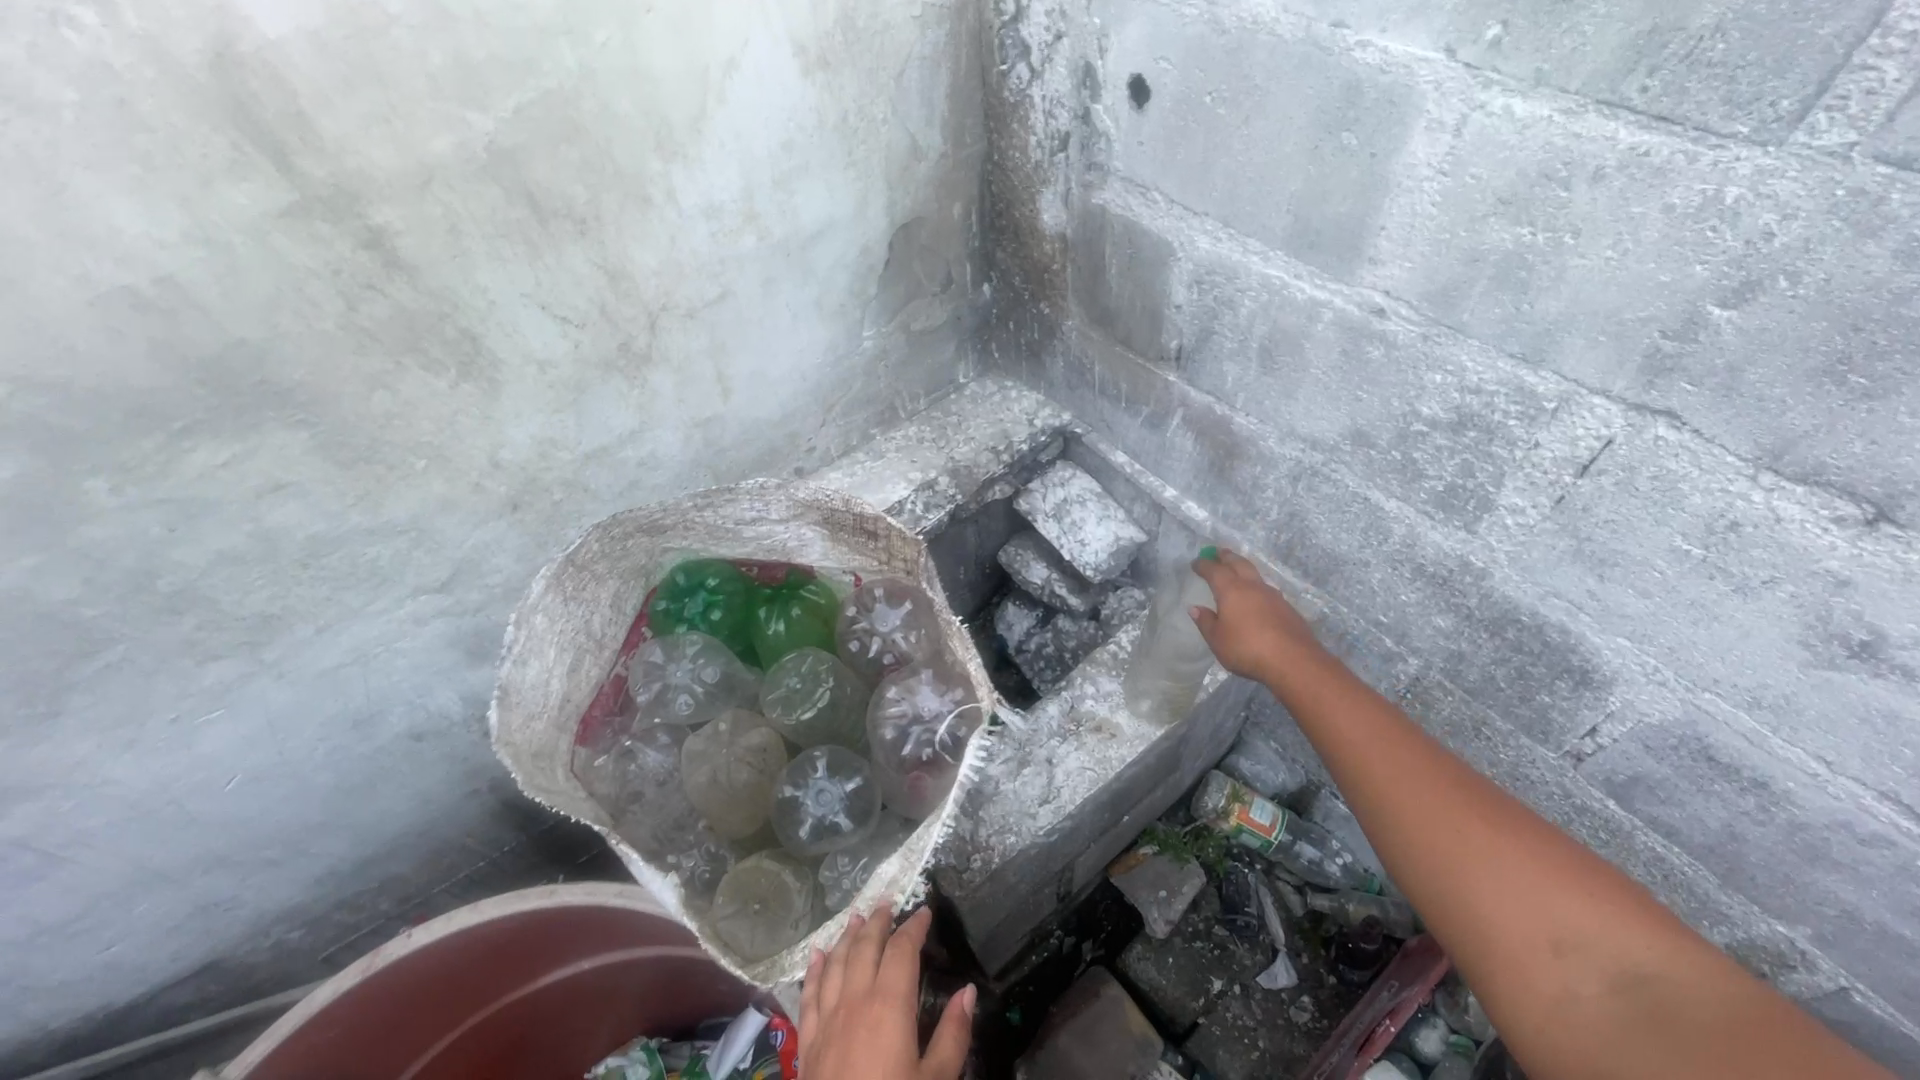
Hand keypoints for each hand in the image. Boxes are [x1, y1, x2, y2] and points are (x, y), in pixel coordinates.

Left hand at [800, 904, 974, 1079]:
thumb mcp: (936, 1079)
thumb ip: (953, 1034)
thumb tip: (967, 992)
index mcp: (889, 1005)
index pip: (902, 950)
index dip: (914, 927)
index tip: (924, 911)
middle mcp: (854, 1001)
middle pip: (864, 947)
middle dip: (878, 923)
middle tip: (888, 904)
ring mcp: (826, 1020)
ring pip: (834, 963)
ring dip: (846, 937)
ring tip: (856, 918)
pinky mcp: (807, 1041)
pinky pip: (809, 993)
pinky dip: (814, 969)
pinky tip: (817, 955)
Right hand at [1189, 547, 1323, 684]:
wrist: (1293, 661)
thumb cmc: (1247, 649)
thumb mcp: (1217, 640)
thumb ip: (1206, 622)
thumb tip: (1195, 609)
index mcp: (1231, 591)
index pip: (1214, 570)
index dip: (1204, 564)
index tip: (1196, 562)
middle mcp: (1253, 587)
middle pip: (1239, 563)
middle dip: (1227, 557)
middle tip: (1218, 552)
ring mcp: (1273, 596)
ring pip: (1255, 574)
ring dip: (1244, 568)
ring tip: (1237, 570)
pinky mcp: (1287, 608)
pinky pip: (1267, 589)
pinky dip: (1256, 586)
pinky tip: (1256, 596)